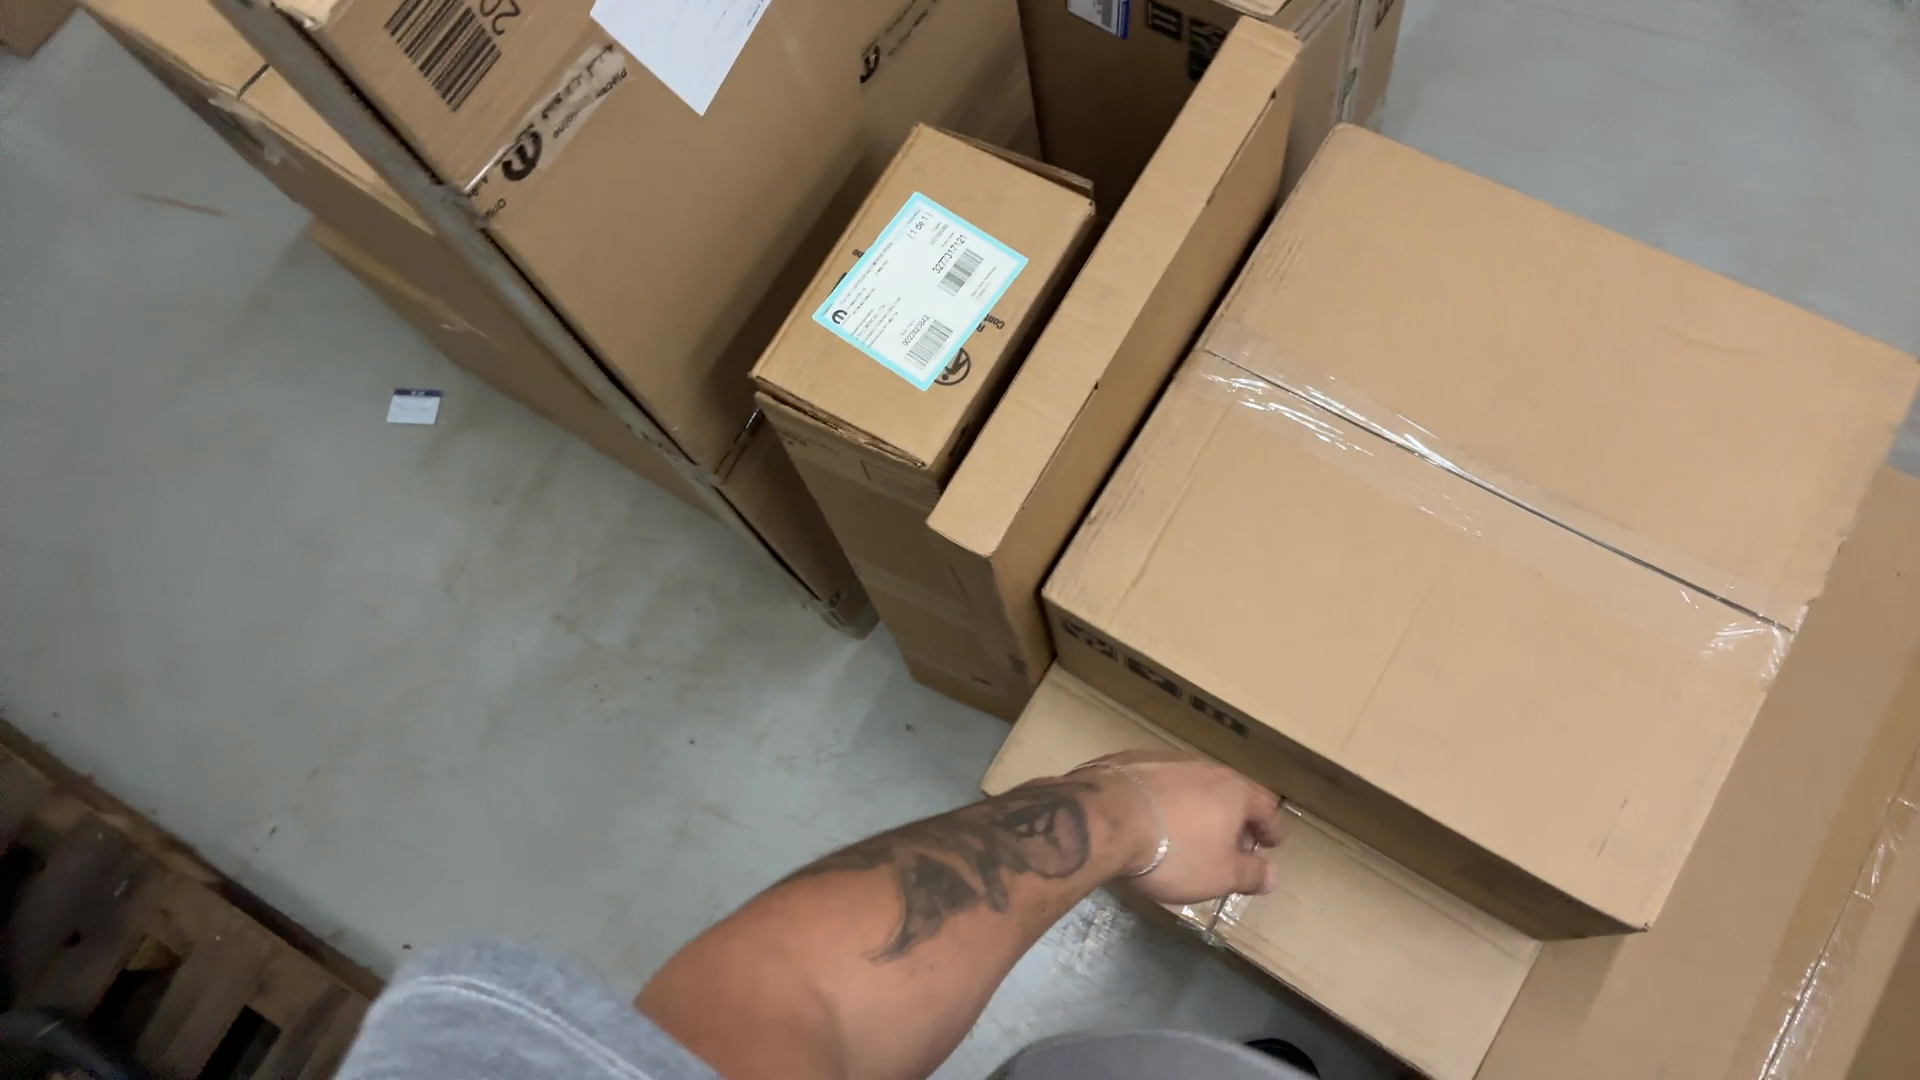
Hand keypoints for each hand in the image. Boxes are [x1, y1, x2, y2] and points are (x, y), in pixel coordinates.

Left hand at [1077, 751, 1287, 904]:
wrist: (1105, 818)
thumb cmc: (1173, 851)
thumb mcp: (1220, 875)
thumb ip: (1250, 873)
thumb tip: (1273, 872)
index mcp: (1231, 790)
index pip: (1264, 806)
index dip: (1271, 827)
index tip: (1272, 843)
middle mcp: (1200, 765)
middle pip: (1226, 789)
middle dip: (1232, 815)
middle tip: (1232, 840)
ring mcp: (1161, 758)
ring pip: (1189, 781)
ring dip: (1195, 804)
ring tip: (1190, 829)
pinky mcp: (1126, 761)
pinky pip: (1154, 780)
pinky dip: (1161, 798)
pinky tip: (1150, 814)